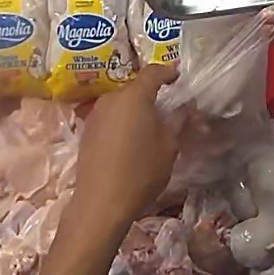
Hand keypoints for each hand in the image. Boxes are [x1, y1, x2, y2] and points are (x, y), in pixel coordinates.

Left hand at [70, 64, 178, 227]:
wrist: (101, 203)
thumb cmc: (142, 170)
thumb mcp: (169, 145)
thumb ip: (178, 119)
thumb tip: (186, 105)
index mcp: (134, 97)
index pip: (153, 72)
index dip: (168, 71)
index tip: (179, 75)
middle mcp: (111, 99)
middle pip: (135, 87)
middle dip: (152, 93)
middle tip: (169, 106)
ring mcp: (95, 115)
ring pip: (121, 103)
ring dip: (136, 108)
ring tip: (151, 123)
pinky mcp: (87, 132)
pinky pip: (110, 116)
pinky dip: (123, 120)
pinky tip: (132, 137)